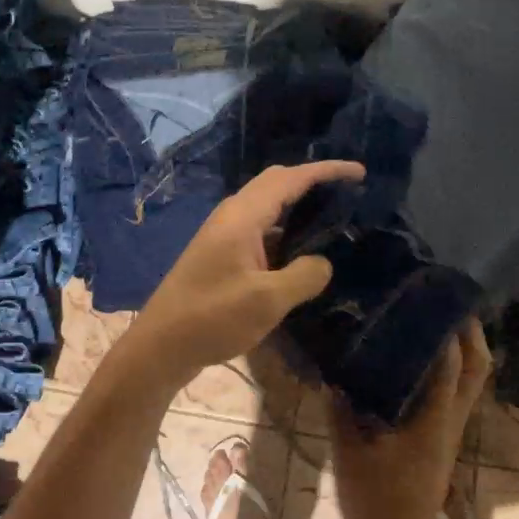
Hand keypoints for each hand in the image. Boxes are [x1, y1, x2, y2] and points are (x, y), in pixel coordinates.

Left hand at [117, 161, 365, 388]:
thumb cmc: (211, 318)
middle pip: (277, 184)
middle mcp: (232, 216)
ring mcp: (224, 235)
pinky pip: (261, 230)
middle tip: (349, 193)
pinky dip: (287, 231)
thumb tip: (324, 263)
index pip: (290, 179)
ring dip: (299, 207)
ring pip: (269, 208)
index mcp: (242, 216)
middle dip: (313, 181)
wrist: (160, 346)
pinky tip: (303, 254)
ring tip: (334, 220)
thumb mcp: (267, 301)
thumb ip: (304, 276)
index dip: (326, 171)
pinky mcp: (222, 255)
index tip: (359, 173)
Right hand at [329, 318, 491, 518]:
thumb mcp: (350, 450)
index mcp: (434, 416)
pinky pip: (459, 390)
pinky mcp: (446, 436)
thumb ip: (341, 408)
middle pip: (478, 365)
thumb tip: (332, 371)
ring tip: (438, 319)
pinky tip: (422, 357)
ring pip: (473, 378)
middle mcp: (452, 416)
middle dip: (469, 330)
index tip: (426, 296)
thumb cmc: (377, 497)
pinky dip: (452, 367)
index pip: (450, 362)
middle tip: (445, 301)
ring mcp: (453, 427)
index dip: (444, 328)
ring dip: (465, 347)